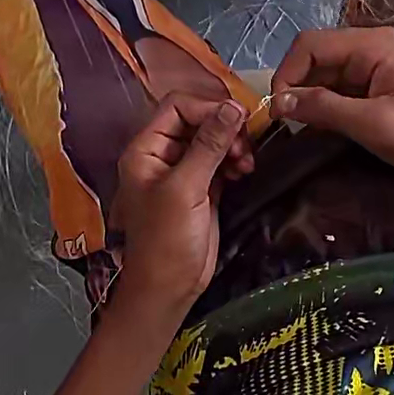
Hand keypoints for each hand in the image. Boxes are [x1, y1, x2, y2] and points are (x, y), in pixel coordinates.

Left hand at [110, 93, 251, 309]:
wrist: (170, 287)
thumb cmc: (167, 238)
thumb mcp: (186, 188)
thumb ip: (209, 145)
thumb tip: (234, 107)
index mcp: (146, 149)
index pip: (177, 107)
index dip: (207, 107)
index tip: (237, 120)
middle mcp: (163, 155)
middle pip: (198, 120)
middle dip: (224, 128)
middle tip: (244, 148)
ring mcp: (184, 172)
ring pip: (213, 140)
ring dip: (233, 146)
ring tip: (246, 164)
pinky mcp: (202, 188)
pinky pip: (221, 162)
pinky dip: (234, 162)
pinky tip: (245, 172)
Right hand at [270, 27, 393, 180]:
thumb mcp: (371, 124)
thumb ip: (324, 108)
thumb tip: (279, 102)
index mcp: (373, 45)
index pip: (312, 45)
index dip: (288, 73)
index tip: (278, 109)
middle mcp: (368, 47)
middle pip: (313, 56)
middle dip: (294, 84)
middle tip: (284, 120)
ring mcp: (369, 65)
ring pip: (319, 73)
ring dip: (304, 95)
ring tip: (297, 124)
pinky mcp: (368, 85)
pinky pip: (332, 87)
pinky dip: (318, 103)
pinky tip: (314, 122)